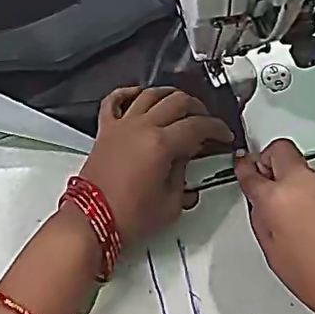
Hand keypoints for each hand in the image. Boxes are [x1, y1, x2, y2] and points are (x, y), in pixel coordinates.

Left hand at [78, 87, 233, 245]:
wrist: (92, 220)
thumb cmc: (125, 216)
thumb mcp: (171, 203)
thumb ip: (183, 176)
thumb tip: (185, 162)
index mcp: (160, 144)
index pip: (198, 125)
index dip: (216, 128)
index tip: (222, 134)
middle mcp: (141, 128)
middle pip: (177, 101)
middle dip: (198, 108)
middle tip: (206, 121)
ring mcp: (121, 126)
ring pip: (149, 94)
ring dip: (169, 95)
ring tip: (180, 102)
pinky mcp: (105, 131)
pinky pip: (114, 101)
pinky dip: (126, 93)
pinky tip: (136, 92)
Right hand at [234, 139, 314, 313]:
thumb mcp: (272, 251)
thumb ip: (262, 219)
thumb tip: (261, 207)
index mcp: (277, 197)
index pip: (251, 172)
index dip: (243, 168)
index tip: (241, 165)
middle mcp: (303, 183)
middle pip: (279, 150)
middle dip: (267, 159)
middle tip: (262, 177)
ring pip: (300, 165)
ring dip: (290, 177)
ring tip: (288, 209)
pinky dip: (308, 191)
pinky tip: (307, 218)